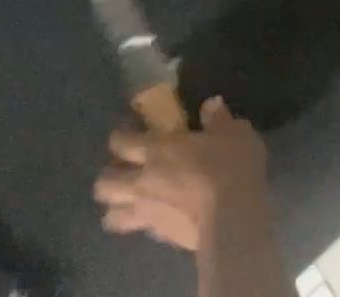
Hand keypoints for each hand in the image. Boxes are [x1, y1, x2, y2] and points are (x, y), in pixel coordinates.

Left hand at [94, 97, 269, 251]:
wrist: (233, 214)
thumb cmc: (231, 165)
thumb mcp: (234, 132)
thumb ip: (218, 119)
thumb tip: (210, 104)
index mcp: (158, 150)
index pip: (122, 142)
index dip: (120, 135)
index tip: (129, 130)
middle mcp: (143, 181)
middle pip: (105, 183)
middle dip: (110, 175)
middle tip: (126, 168)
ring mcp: (147, 212)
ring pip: (111, 215)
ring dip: (117, 206)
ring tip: (133, 199)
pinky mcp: (159, 235)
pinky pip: (139, 228)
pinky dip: (144, 222)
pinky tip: (160, 217)